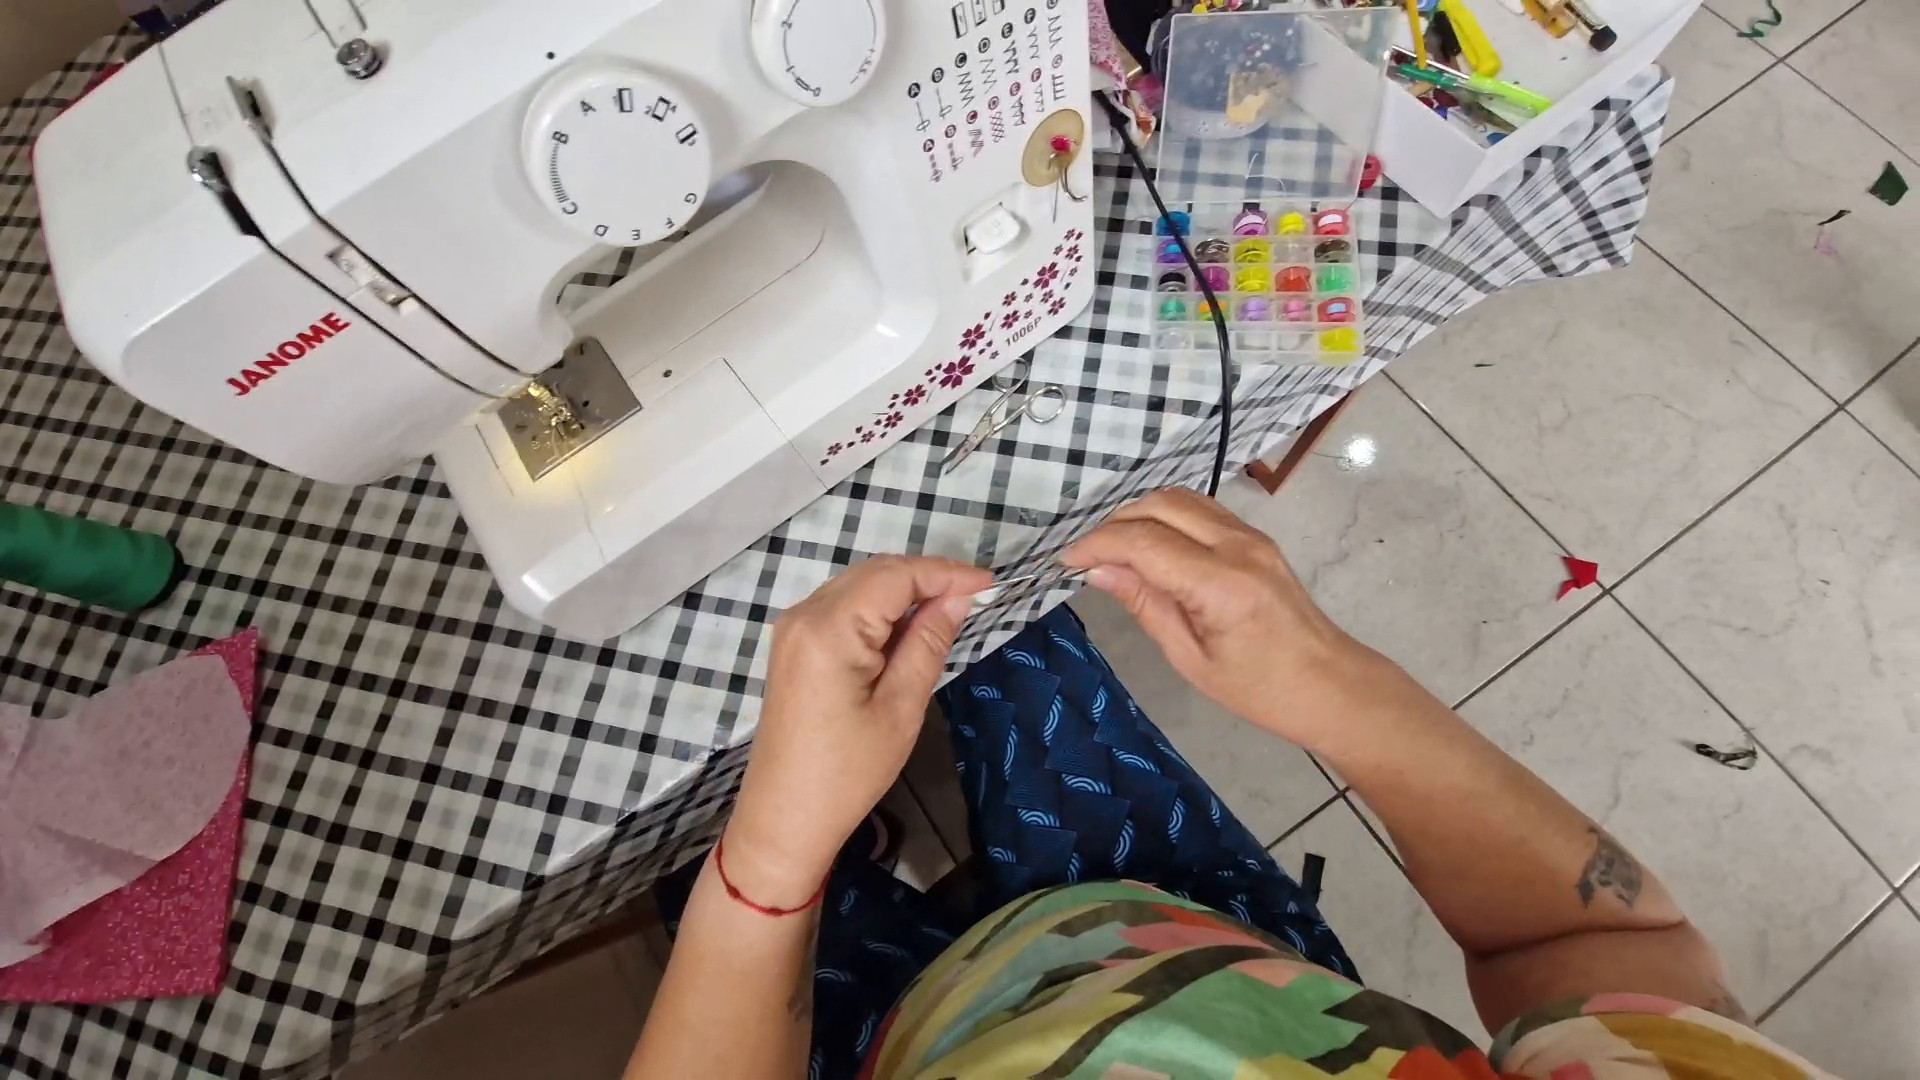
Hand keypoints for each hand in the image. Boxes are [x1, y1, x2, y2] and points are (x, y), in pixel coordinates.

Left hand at [723, 556, 990, 906]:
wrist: (786, 817)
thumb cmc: (848, 772)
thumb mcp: (900, 708)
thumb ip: (928, 643)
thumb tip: (959, 599)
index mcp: (829, 629)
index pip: (896, 576)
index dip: (945, 573)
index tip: (989, 584)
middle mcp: (805, 614)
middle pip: (876, 573)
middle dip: (927, 578)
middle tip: (974, 597)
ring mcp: (793, 626)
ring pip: (860, 584)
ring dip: (904, 590)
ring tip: (949, 610)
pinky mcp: (794, 642)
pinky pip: (844, 605)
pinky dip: (880, 607)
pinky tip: (907, 626)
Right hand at [1062, 489, 1377, 748]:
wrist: (1332, 685)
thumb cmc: (1260, 688)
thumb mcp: (1190, 658)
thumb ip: (1145, 605)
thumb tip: (1099, 571)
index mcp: (1221, 584)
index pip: (1144, 541)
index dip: (1098, 545)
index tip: (1066, 562)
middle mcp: (1238, 546)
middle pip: (1160, 505)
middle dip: (1114, 523)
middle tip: (1088, 556)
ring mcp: (1251, 535)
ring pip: (1180, 498)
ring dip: (1139, 514)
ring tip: (1114, 549)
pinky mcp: (1256, 537)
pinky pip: (1200, 509)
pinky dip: (1165, 516)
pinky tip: (1150, 544)